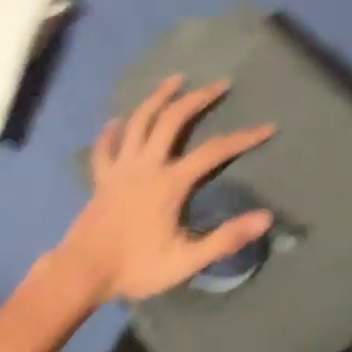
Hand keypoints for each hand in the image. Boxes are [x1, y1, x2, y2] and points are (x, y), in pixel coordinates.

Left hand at [55, 76, 276, 302]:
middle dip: (198, 98)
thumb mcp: (187, 260)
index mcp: (169, 183)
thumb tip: (265, 218)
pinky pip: (105, 146)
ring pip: (138, 121)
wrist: (84, 271)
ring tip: (175, 80)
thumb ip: (225, 238)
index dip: (243, 137)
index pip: (214, 151)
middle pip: (172, 120)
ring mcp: (119, 168)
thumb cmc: (137, 268)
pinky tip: (118, 121)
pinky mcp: (100, 178)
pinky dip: (113, 130)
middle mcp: (144, 165)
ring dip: (157, 97)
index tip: (268, 127)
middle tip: (220, 84)